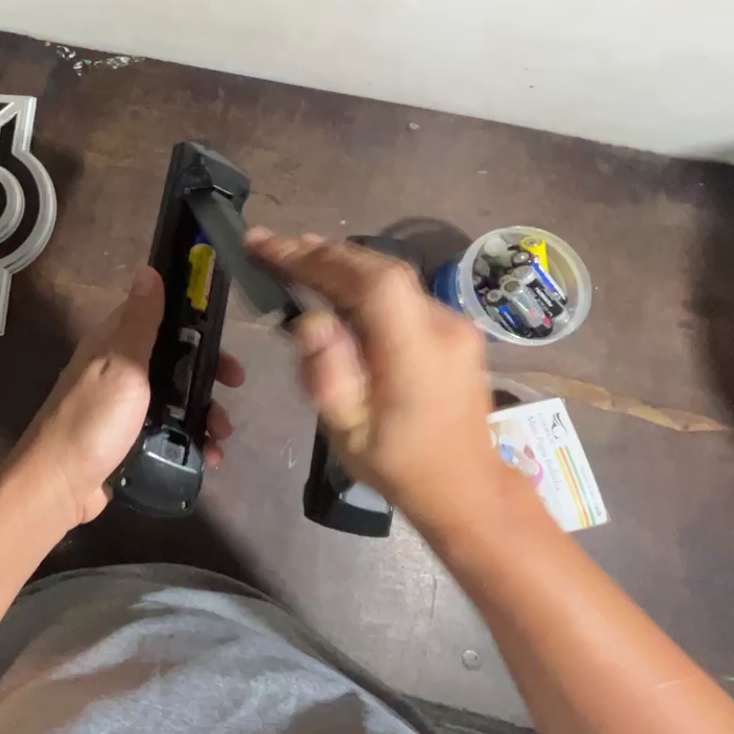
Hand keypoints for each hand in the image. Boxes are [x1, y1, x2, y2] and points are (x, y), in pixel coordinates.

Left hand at [8, 266, 242, 528]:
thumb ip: (139, 321)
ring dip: (205, 411)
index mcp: (114, 343)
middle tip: (234, 386)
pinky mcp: (130, 439)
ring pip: (177, 398)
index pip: (159, 317)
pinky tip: (209, 456)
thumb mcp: (121, 364)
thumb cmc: (93, 419)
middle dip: (208, 372)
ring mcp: (124, 406)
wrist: (60, 485)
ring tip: (222, 434)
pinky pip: (170, 431)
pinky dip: (192, 440)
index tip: (224, 335)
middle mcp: (119, 369)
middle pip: (175, 359)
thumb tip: (148, 270)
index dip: (193, 321)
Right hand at [247, 229, 504, 532]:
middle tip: (270, 245)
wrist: (465, 487)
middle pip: (379, 270)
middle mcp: (442, 327)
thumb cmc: (397, 464)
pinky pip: (398, 290)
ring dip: (338, 262)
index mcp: (416, 354)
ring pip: (389, 275)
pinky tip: (331, 279)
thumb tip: (308, 322)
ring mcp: (452, 324)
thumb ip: (327, 375)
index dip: (317, 260)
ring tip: (292, 254)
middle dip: (320, 254)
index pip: (371, 284)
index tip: (269, 248)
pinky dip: (358, 278)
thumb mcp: (348, 432)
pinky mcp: (448, 327)